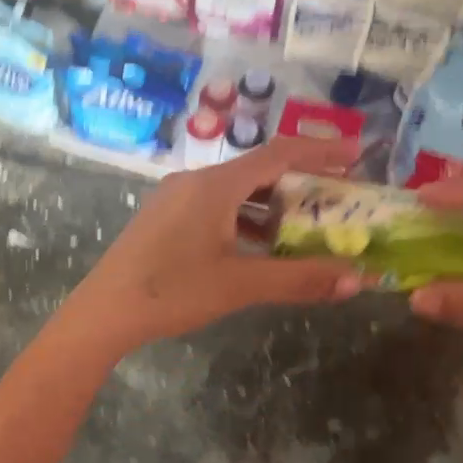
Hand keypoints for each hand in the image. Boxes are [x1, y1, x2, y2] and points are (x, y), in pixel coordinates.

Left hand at [52, 137, 362, 359]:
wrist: (105, 311)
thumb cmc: (172, 291)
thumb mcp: (240, 285)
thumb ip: (299, 278)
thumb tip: (357, 279)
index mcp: (213, 185)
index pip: (278, 154)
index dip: (321, 152)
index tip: (358, 155)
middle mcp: (193, 182)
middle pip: (257, 171)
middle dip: (300, 182)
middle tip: (339, 198)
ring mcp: (174, 199)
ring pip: (234, 192)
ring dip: (271, 206)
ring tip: (306, 227)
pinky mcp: (163, 219)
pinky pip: (214, 207)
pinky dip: (244, 219)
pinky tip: (260, 246)